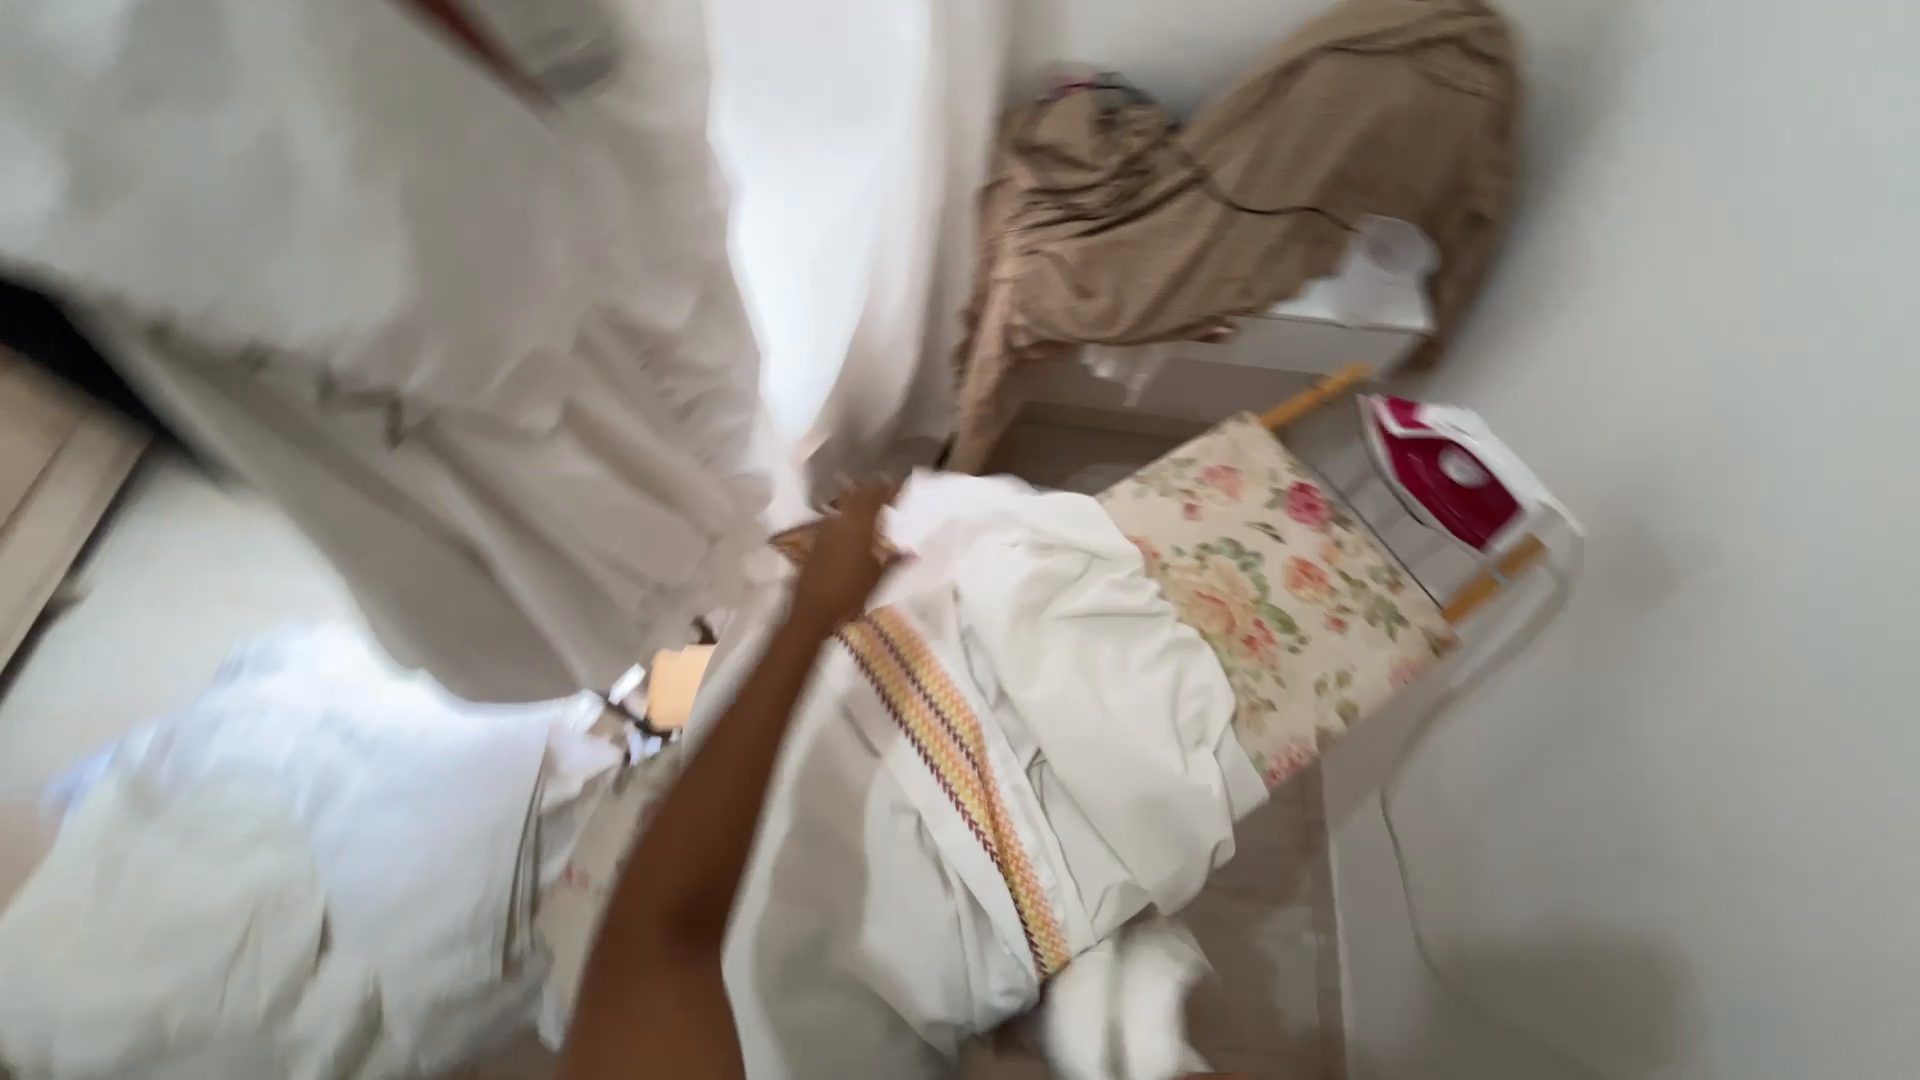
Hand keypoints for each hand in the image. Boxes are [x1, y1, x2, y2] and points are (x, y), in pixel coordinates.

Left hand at [789, 477, 900, 634]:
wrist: (813, 610)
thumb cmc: (850, 595)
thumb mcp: (878, 579)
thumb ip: (895, 562)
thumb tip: (914, 553)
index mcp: (861, 530)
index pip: (875, 501)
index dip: (885, 490)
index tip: (895, 483)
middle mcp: (841, 525)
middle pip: (856, 497)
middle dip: (870, 489)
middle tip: (881, 484)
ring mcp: (825, 531)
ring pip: (842, 505)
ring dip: (854, 496)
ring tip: (865, 493)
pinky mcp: (815, 541)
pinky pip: (831, 517)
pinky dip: (842, 512)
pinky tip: (845, 516)